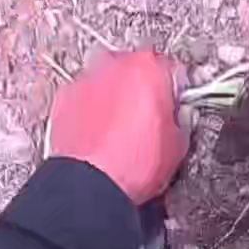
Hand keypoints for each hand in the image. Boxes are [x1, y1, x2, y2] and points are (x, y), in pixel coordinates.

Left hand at [45, 47, 189, 202]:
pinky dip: (93, 111)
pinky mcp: (65, 98)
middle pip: (137, 70)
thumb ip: (183, 121)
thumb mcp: (178, 146)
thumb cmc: (132, 164)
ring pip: (109, 82)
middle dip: (145, 92)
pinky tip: (103, 136)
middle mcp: (115, 66)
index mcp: (149, 69)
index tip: (178, 105)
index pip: (172, 69)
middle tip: (151, 122)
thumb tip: (180, 119)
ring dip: (118, 99)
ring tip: (125, 132)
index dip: (178, 91)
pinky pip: (86, 98)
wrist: (93, 183)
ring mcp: (87, 80)